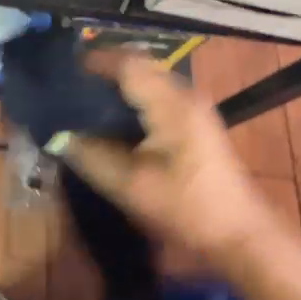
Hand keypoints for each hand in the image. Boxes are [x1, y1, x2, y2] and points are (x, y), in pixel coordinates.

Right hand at [52, 50, 274, 263]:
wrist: (242, 237)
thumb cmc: (188, 209)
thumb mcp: (131, 185)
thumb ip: (90, 156)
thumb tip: (58, 136)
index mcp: (170, 103)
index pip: (126, 63)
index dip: (93, 61)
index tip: (62, 71)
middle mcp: (183, 94)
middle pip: (136, 66)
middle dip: (101, 71)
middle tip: (67, 86)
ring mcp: (192, 107)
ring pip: (145, 79)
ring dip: (115, 85)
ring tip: (82, 100)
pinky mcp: (194, 122)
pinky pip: (154, 94)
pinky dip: (129, 98)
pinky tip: (111, 119)